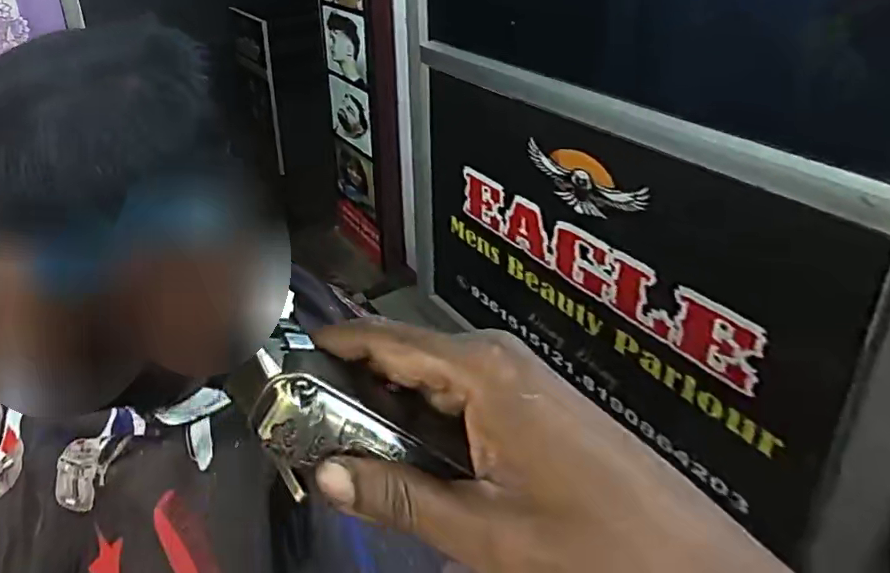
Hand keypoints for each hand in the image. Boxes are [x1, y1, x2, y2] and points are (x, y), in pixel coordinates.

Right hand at [309, 320, 786, 572]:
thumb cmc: (602, 556)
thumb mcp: (490, 537)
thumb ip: (399, 498)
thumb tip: (324, 475)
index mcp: (480, 368)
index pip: (381, 339)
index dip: (330, 348)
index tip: (287, 364)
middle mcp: (496, 356)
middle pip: (402, 355)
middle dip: (354, 385)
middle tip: (309, 416)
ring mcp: (521, 376)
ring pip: (429, 378)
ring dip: (390, 407)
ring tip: (351, 440)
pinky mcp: (537, 401)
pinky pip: (461, 395)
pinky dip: (428, 419)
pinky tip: (415, 455)